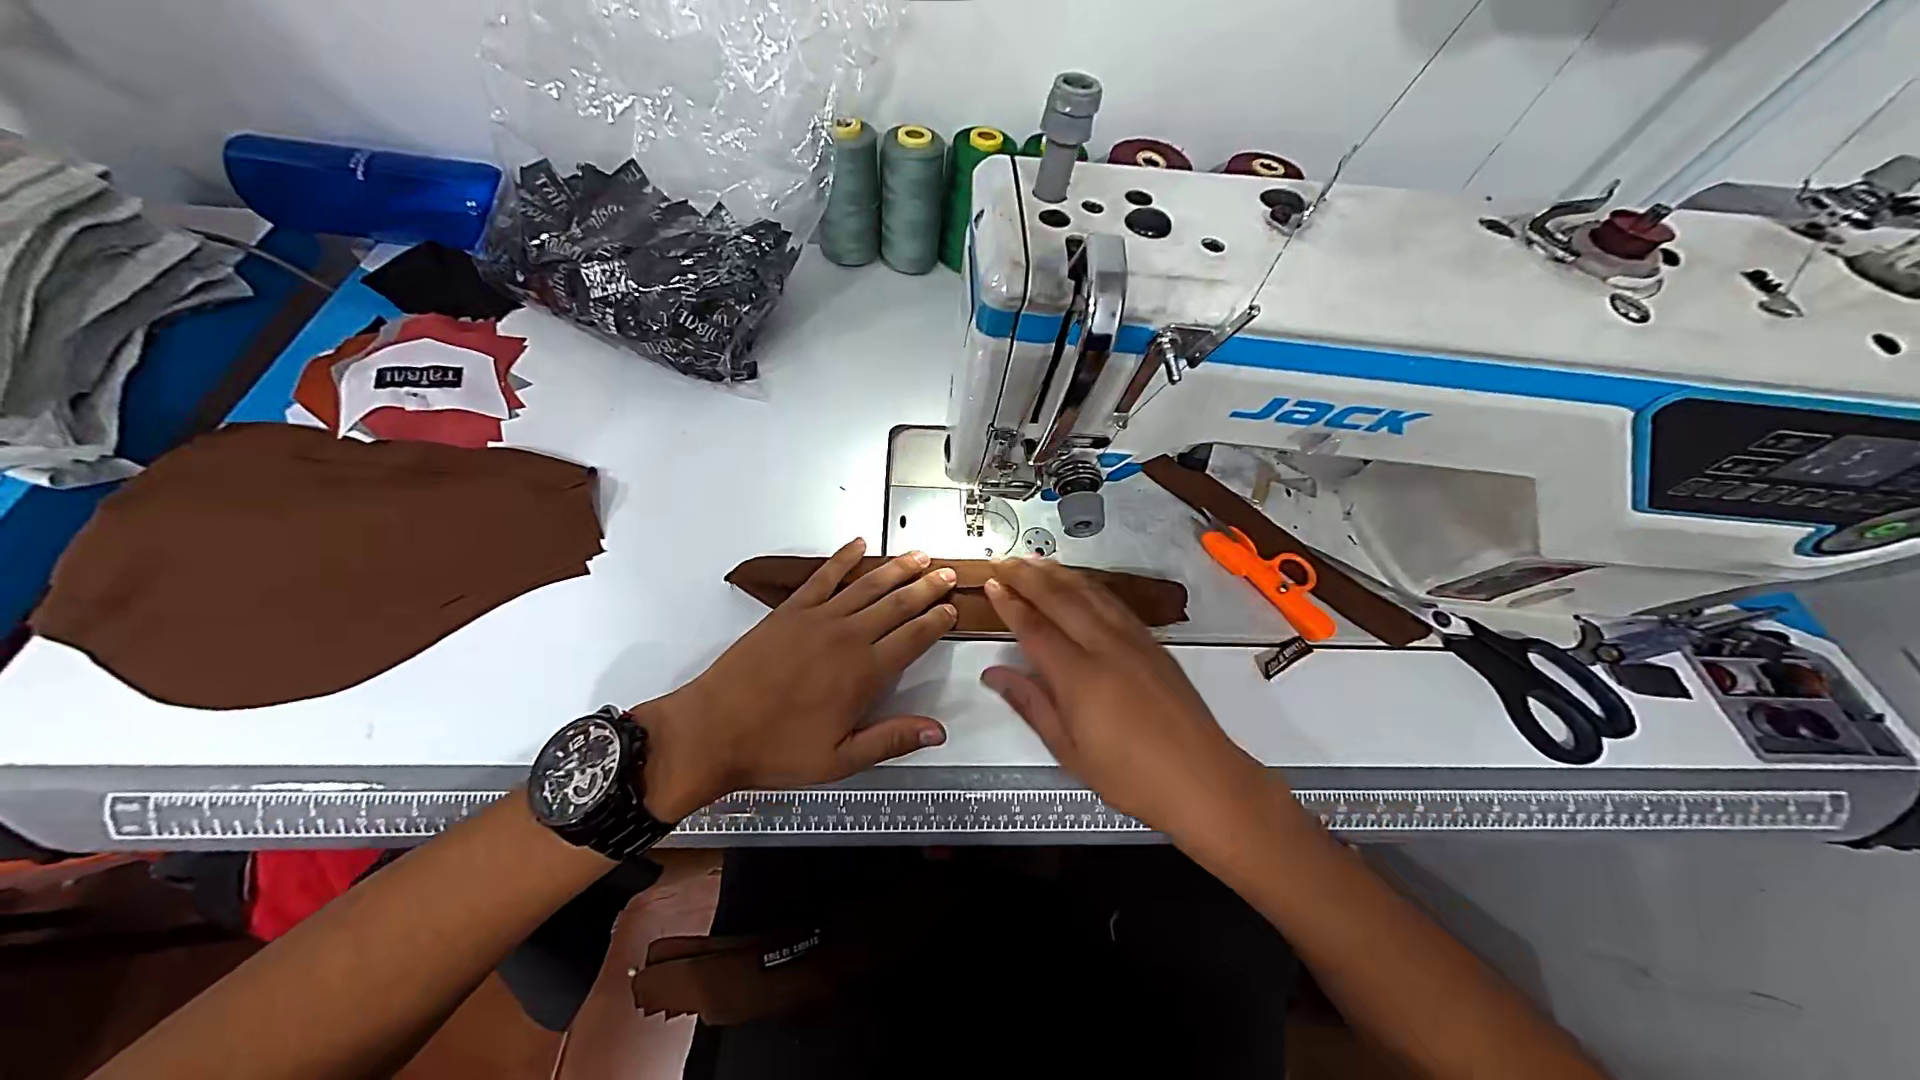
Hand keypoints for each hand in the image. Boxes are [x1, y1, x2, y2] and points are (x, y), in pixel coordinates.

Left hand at [636, 539, 956, 819]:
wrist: (713, 731)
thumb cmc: (774, 749)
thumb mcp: (840, 759)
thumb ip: (891, 740)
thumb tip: (935, 731)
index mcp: (863, 674)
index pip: (913, 638)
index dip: (937, 621)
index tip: (951, 610)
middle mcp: (846, 638)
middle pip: (898, 604)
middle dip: (927, 587)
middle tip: (947, 574)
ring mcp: (817, 619)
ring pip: (868, 585)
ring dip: (897, 568)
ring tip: (919, 556)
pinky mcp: (789, 611)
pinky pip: (823, 576)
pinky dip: (843, 558)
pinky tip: (858, 545)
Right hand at [981, 556, 1270, 839]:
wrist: (1202, 780)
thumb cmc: (1133, 776)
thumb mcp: (1069, 749)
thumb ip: (1031, 703)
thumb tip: (996, 675)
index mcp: (1079, 676)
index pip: (1035, 628)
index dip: (1010, 604)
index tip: (992, 586)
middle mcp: (1106, 648)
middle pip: (1060, 599)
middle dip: (1028, 576)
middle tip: (1004, 562)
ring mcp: (1134, 642)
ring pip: (1090, 593)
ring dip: (1059, 574)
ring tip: (1035, 561)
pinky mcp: (1153, 645)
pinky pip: (1114, 603)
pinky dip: (1090, 586)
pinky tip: (1081, 584)